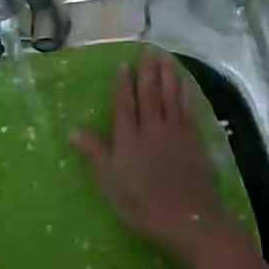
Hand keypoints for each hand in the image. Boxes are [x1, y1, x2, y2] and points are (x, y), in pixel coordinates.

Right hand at [72, 51, 236, 256]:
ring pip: (170, 96)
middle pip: (149, 94)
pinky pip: (187, 109)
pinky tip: (184, 84)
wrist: (187, 217)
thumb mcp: (110, 182)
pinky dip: (185, 94)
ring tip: (165, 58)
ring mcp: (175, 132)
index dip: (123, 84)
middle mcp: (151, 128)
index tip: (124, 64)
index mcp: (128, 138)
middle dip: (147, 71)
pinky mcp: (194, 139)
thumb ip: (94, 153)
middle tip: (148, 50)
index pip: (124, 104)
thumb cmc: (142, 204)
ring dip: (167, 75)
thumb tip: (73, 130)